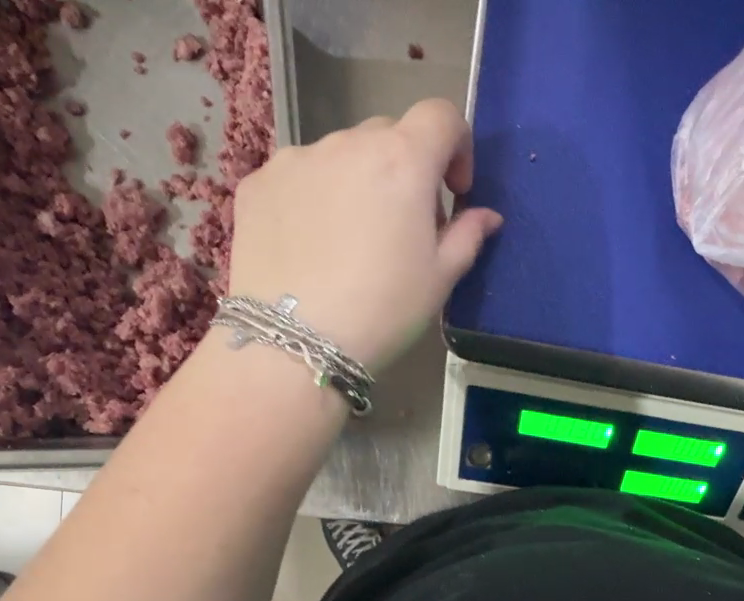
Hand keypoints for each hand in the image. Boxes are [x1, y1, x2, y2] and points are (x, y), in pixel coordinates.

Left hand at [225, 98, 503, 370]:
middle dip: (407, 168)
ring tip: (353, 241)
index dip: (457, 145)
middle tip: (406, 225)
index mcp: (403, 161)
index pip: (441, 115)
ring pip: (342, 155)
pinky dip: (316, 197)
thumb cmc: (384, 309)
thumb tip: (485, 216)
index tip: (454, 191)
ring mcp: (296, 159)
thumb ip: (468, 234)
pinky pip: (300, 176)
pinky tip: (314, 246)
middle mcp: (348, 144)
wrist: (294, 341)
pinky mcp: (259, 182)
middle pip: (389, 135)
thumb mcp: (440, 278)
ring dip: (359, 182)